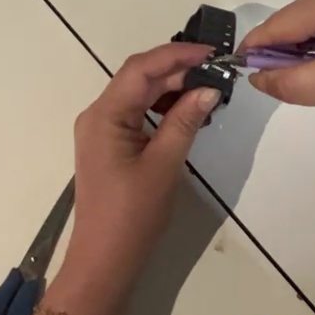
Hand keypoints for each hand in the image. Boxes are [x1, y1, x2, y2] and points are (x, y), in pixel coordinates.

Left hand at [54, 43, 218, 313]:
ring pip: (138, 94)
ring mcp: (101, 130)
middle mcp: (98, 115)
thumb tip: (209, 88)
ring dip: (171, 87)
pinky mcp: (110, 145)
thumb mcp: (164, 165)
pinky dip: (161, 107)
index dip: (176, 54)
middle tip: (217, 70)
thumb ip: (185, 121)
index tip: (212, 53)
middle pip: (138, 78)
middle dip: (176, 69)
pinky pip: (136, 113)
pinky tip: (188, 110)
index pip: (140, 68)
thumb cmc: (132, 215)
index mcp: (104, 115)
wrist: (104, 261)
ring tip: (208, 86)